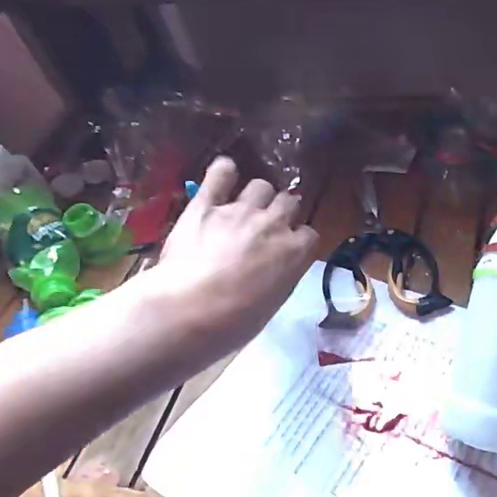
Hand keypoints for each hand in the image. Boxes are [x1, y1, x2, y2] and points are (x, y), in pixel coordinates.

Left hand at [138, 156, 317, 351]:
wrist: (189, 310)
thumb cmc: (231, 324)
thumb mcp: (269, 307)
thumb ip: (277, 279)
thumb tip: (273, 272)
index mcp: (294, 253)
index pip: (308, 234)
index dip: (297, 240)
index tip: (286, 250)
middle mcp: (272, 224)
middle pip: (288, 202)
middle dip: (280, 213)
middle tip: (264, 229)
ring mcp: (239, 210)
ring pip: (260, 186)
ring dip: (256, 196)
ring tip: (243, 208)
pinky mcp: (205, 204)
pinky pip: (220, 172)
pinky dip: (224, 172)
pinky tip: (222, 178)